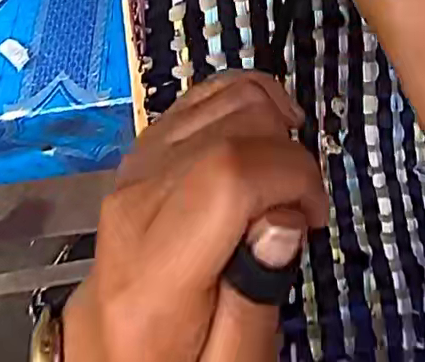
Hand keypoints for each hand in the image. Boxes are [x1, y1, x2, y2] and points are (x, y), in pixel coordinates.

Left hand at [64, 71, 328, 361]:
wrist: (110, 341)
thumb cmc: (174, 360)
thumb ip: (256, 299)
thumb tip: (287, 213)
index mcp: (152, 268)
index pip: (231, 174)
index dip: (292, 178)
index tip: (314, 218)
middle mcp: (138, 198)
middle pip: (238, 125)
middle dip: (292, 156)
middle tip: (300, 209)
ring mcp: (142, 158)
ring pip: (234, 96)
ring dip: (278, 127)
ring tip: (283, 178)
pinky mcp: (152, 139)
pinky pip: (214, 89)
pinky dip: (254, 99)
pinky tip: (268, 135)